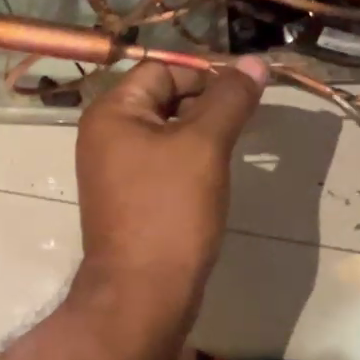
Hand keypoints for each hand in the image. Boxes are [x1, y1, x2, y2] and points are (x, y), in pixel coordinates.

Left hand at [73, 57, 267, 299]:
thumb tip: (255, 61)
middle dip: (206, 104)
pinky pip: (162, 161)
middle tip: (246, 121)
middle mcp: (104, 133)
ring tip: (236, 147)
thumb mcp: (205, 146)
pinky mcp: (128, 197)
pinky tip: (214, 177)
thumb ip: (229, 99)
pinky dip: (189, 160)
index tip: (245, 94)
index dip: (205, 75)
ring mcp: (113, 168)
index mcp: (111, 111)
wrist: (142, 297)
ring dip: (201, 133)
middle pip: (162, 97)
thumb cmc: (170, 212)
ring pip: (166, 131)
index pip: (163, 70)